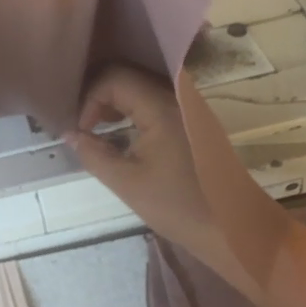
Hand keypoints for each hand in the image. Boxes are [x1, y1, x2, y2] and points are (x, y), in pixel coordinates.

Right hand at [66, 65, 219, 257]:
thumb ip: (92, 153)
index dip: (90, 99)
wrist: (235, 231)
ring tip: (102, 126)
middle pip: (129, 76)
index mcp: (161, 107)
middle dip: (101, 95)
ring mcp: (189, 108)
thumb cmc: (179, 207)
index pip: (114, 78)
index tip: (83, 130)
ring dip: (118, 100)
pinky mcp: (195, 121)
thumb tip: (70, 134)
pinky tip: (126, 131)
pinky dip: (136, 108)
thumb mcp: (126, 182)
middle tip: (87, 124)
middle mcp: (178, 97)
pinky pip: (158, 99)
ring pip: (144, 86)